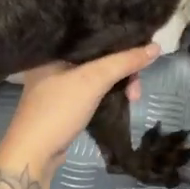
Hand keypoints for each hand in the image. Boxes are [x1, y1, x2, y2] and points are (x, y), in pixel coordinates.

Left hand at [0, 44, 159, 173]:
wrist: (33, 153)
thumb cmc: (58, 110)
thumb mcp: (93, 81)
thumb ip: (123, 62)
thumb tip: (156, 47)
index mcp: (55, 49)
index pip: (94, 35)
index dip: (121, 42)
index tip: (141, 56)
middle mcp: (55, 62)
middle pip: (99, 57)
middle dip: (123, 71)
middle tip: (136, 90)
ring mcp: (58, 84)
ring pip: (97, 75)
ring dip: (118, 84)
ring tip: (132, 98)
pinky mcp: (64, 103)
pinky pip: (92, 90)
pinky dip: (108, 94)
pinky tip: (120, 101)